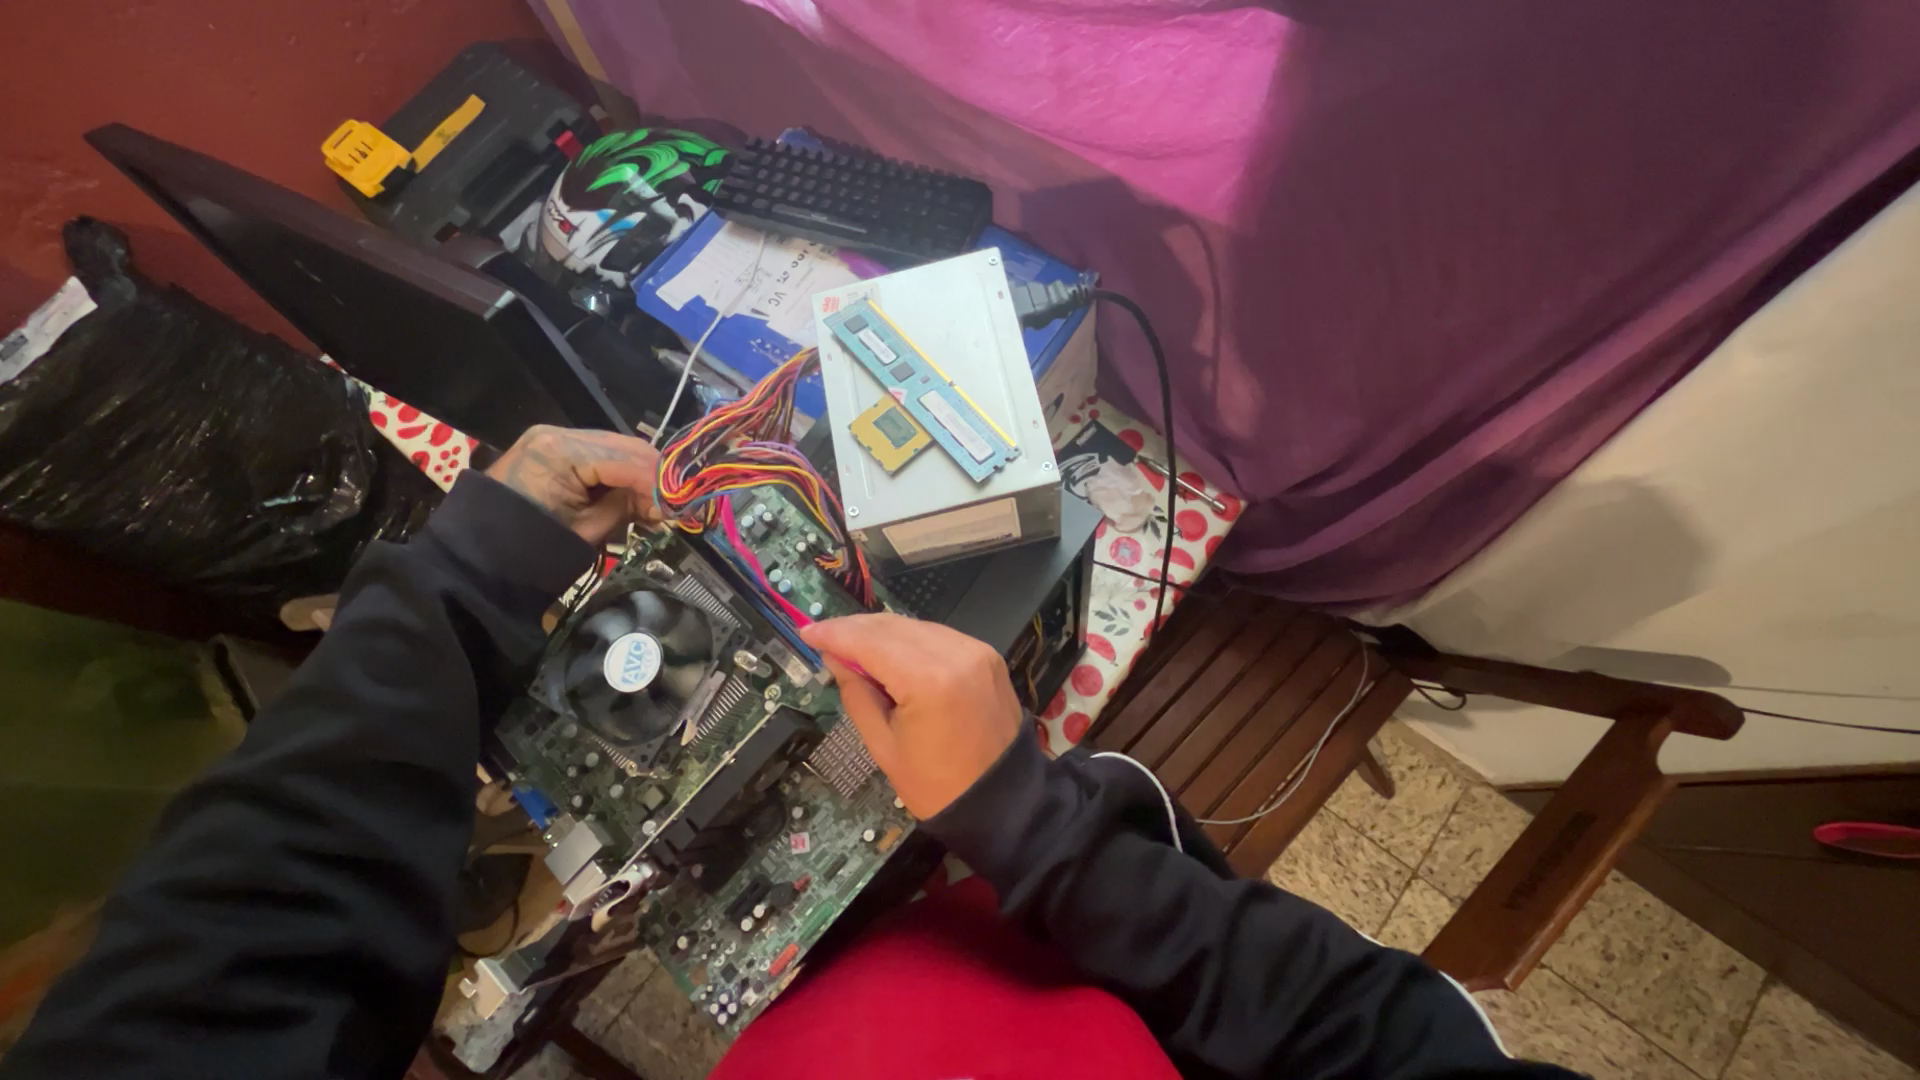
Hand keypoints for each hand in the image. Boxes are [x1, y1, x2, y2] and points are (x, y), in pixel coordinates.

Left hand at [485, 425, 661, 545]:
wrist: (478, 559)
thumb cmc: (532, 549)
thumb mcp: (588, 530)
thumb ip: (629, 508)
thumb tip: (668, 505)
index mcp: (561, 452)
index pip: (627, 459)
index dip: (659, 483)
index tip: (684, 506)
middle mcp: (560, 435)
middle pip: (627, 447)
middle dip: (654, 477)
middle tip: (674, 507)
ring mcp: (556, 439)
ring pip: (618, 449)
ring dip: (641, 477)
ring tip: (656, 507)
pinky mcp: (556, 450)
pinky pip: (601, 457)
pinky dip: (622, 476)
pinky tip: (635, 499)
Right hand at [800, 614, 1021, 818]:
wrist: (1003, 801)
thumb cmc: (936, 785)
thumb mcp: (883, 746)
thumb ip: (857, 693)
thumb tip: (836, 656)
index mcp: (928, 681)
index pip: (871, 642)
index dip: (835, 633)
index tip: (807, 632)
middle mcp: (955, 654)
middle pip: (893, 626)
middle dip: (856, 628)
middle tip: (825, 638)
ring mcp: (976, 651)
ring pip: (916, 626)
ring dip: (882, 632)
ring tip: (853, 647)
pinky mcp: (987, 655)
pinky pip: (939, 636)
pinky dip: (911, 640)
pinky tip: (892, 653)